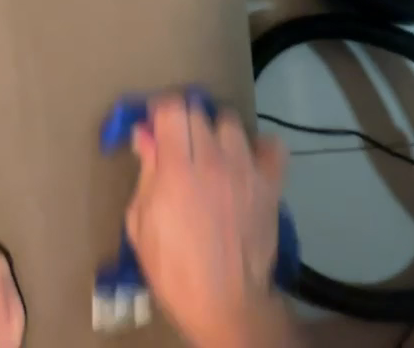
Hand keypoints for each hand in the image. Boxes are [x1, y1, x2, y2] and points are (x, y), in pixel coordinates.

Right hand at [126, 95, 290, 347]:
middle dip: (183, 120)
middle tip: (178, 143)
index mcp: (177, 168)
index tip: (154, 123)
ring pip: (230, 122)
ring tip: (211, 152)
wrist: (225, 304)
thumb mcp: (141, 223)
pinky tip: (246, 161)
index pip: (171, 108)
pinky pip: (272, 146)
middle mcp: (212, 160)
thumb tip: (144, 136)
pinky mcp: (270, 185)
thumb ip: (146, 172)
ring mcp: (245, 170)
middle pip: (197, 110)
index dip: (159, 109)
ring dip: (216, 131)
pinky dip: (258, 147)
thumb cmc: (173, 268)